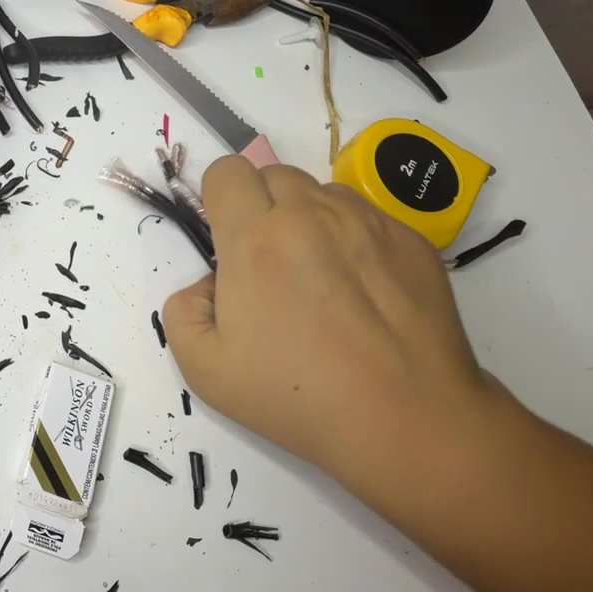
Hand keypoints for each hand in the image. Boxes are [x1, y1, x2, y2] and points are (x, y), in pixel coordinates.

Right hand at [163, 159, 507, 484]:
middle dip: (260, 206)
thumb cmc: (298, 397)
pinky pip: (366, 217)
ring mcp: (366, 223)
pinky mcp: (410, 239)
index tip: (226, 236)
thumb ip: (182, 309)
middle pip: (272, 174)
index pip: (226, 172)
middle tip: (268, 262)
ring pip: (320, 193)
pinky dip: (352, 239)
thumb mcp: (204, 367)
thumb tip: (210, 282)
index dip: (218, 197)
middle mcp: (310, 215)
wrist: (408, 420)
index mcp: (254, 240)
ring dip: (307, 218)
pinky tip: (361, 292)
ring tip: (318, 276)